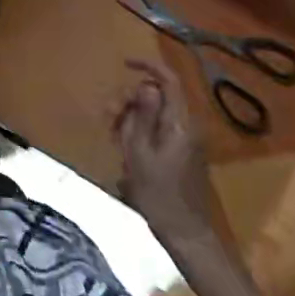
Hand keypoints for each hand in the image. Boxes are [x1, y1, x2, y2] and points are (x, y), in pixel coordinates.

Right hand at [113, 62, 218, 249]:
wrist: (184, 232)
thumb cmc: (157, 193)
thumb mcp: (139, 152)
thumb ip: (142, 116)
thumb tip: (145, 85)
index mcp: (179, 124)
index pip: (169, 81)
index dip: (148, 66)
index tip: (123, 64)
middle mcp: (186, 126)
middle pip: (159, 96)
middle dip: (130, 98)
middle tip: (108, 116)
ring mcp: (185, 140)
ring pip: (156, 112)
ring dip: (131, 115)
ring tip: (112, 134)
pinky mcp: (181, 152)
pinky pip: (158, 128)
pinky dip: (139, 129)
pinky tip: (124, 146)